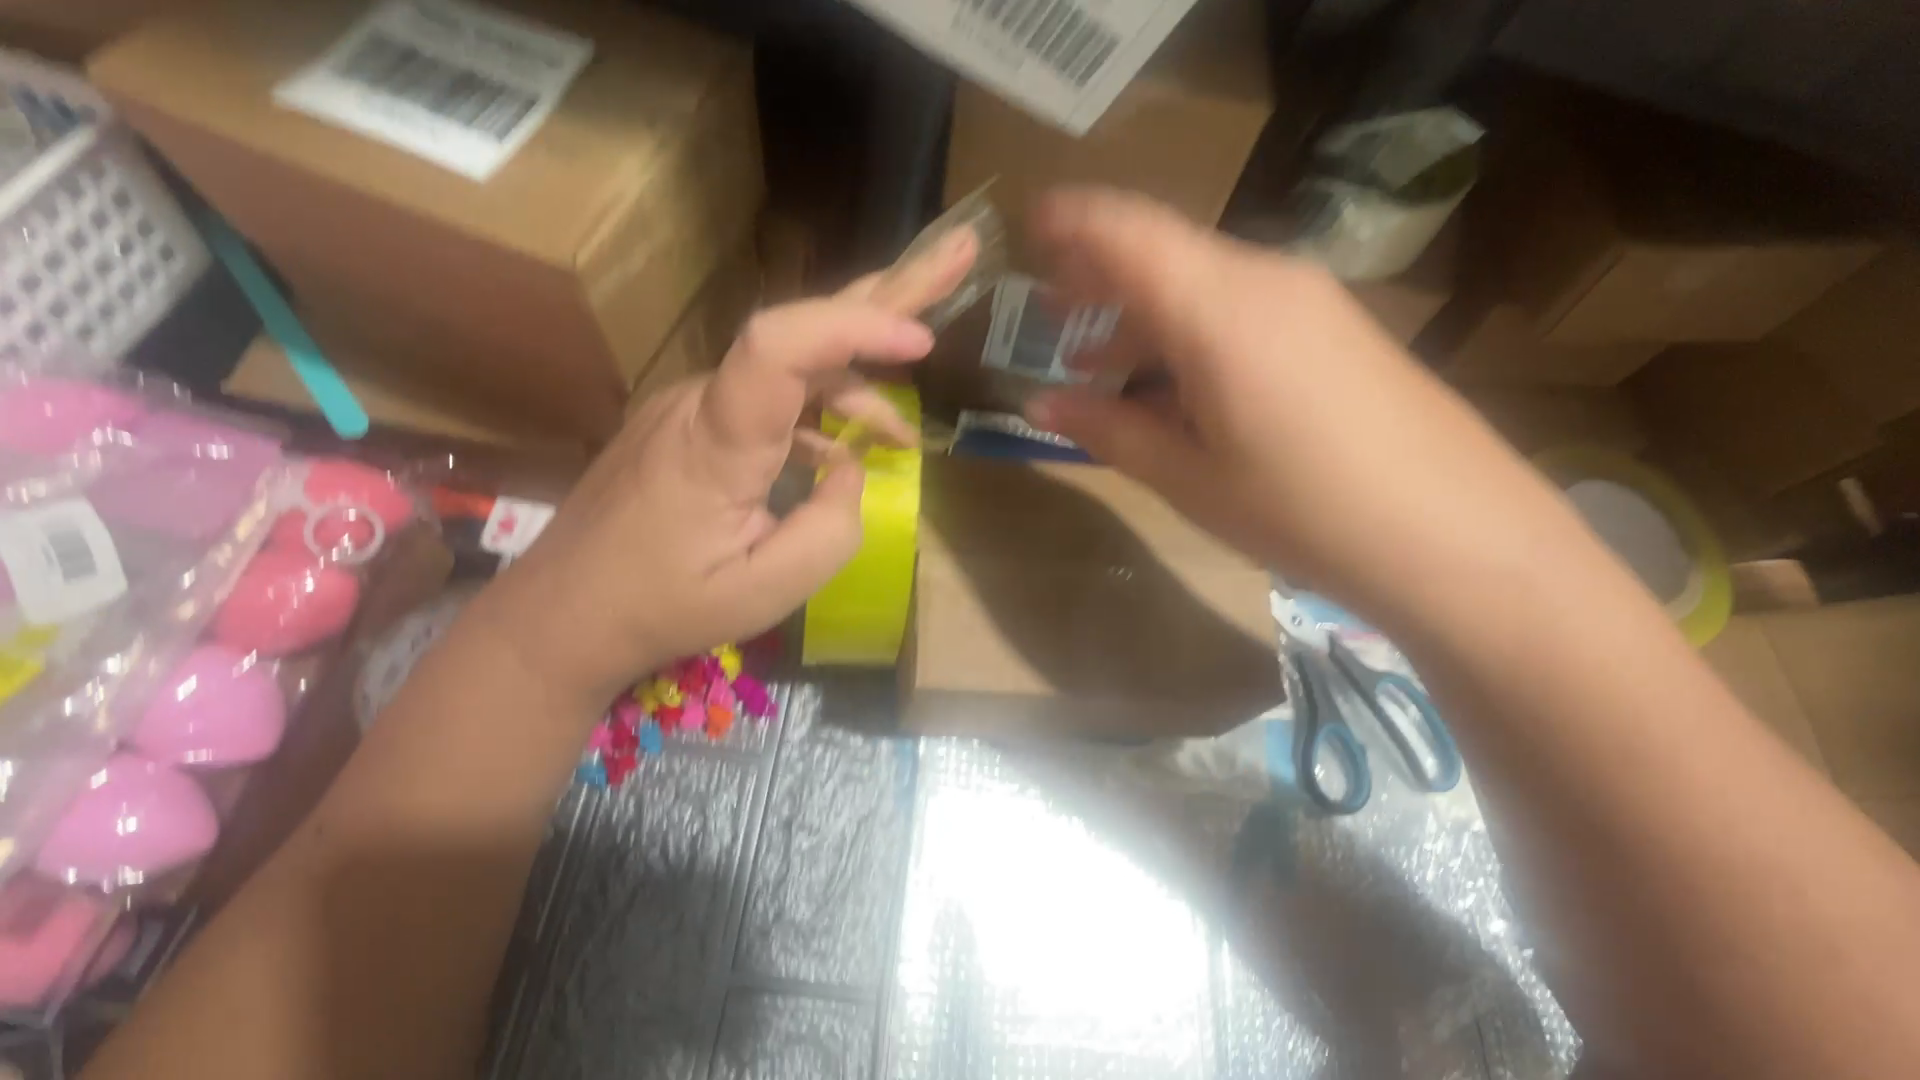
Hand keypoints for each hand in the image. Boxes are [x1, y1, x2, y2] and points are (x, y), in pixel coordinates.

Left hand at [474, 230, 976, 706]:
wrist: (566, 610)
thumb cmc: (663, 606)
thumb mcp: (765, 592)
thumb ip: (831, 528)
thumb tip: (851, 466)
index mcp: (717, 441)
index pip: (780, 346)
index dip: (854, 328)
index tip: (922, 344)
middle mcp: (703, 399)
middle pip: (801, 323)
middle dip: (887, 292)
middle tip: (960, 250)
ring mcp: (695, 402)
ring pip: (792, 360)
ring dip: (859, 379)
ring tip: (906, 432)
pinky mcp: (694, 418)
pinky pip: (771, 392)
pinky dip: (822, 408)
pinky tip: (851, 448)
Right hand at [1024, 188, 1585, 632]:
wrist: (1458, 537)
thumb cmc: (1303, 511)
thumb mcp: (1190, 478)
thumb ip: (1108, 429)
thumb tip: (1040, 401)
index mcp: (1216, 307)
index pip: (1125, 231)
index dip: (1069, 223)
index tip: (1026, 235)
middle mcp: (1264, 280)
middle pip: (1164, 251)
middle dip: (1099, 276)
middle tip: (1049, 311)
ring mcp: (1309, 300)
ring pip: (1203, 280)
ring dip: (1145, 312)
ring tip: (1099, 363)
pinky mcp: (1338, 328)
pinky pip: (1244, 306)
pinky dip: (1192, 329)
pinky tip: (1177, 384)